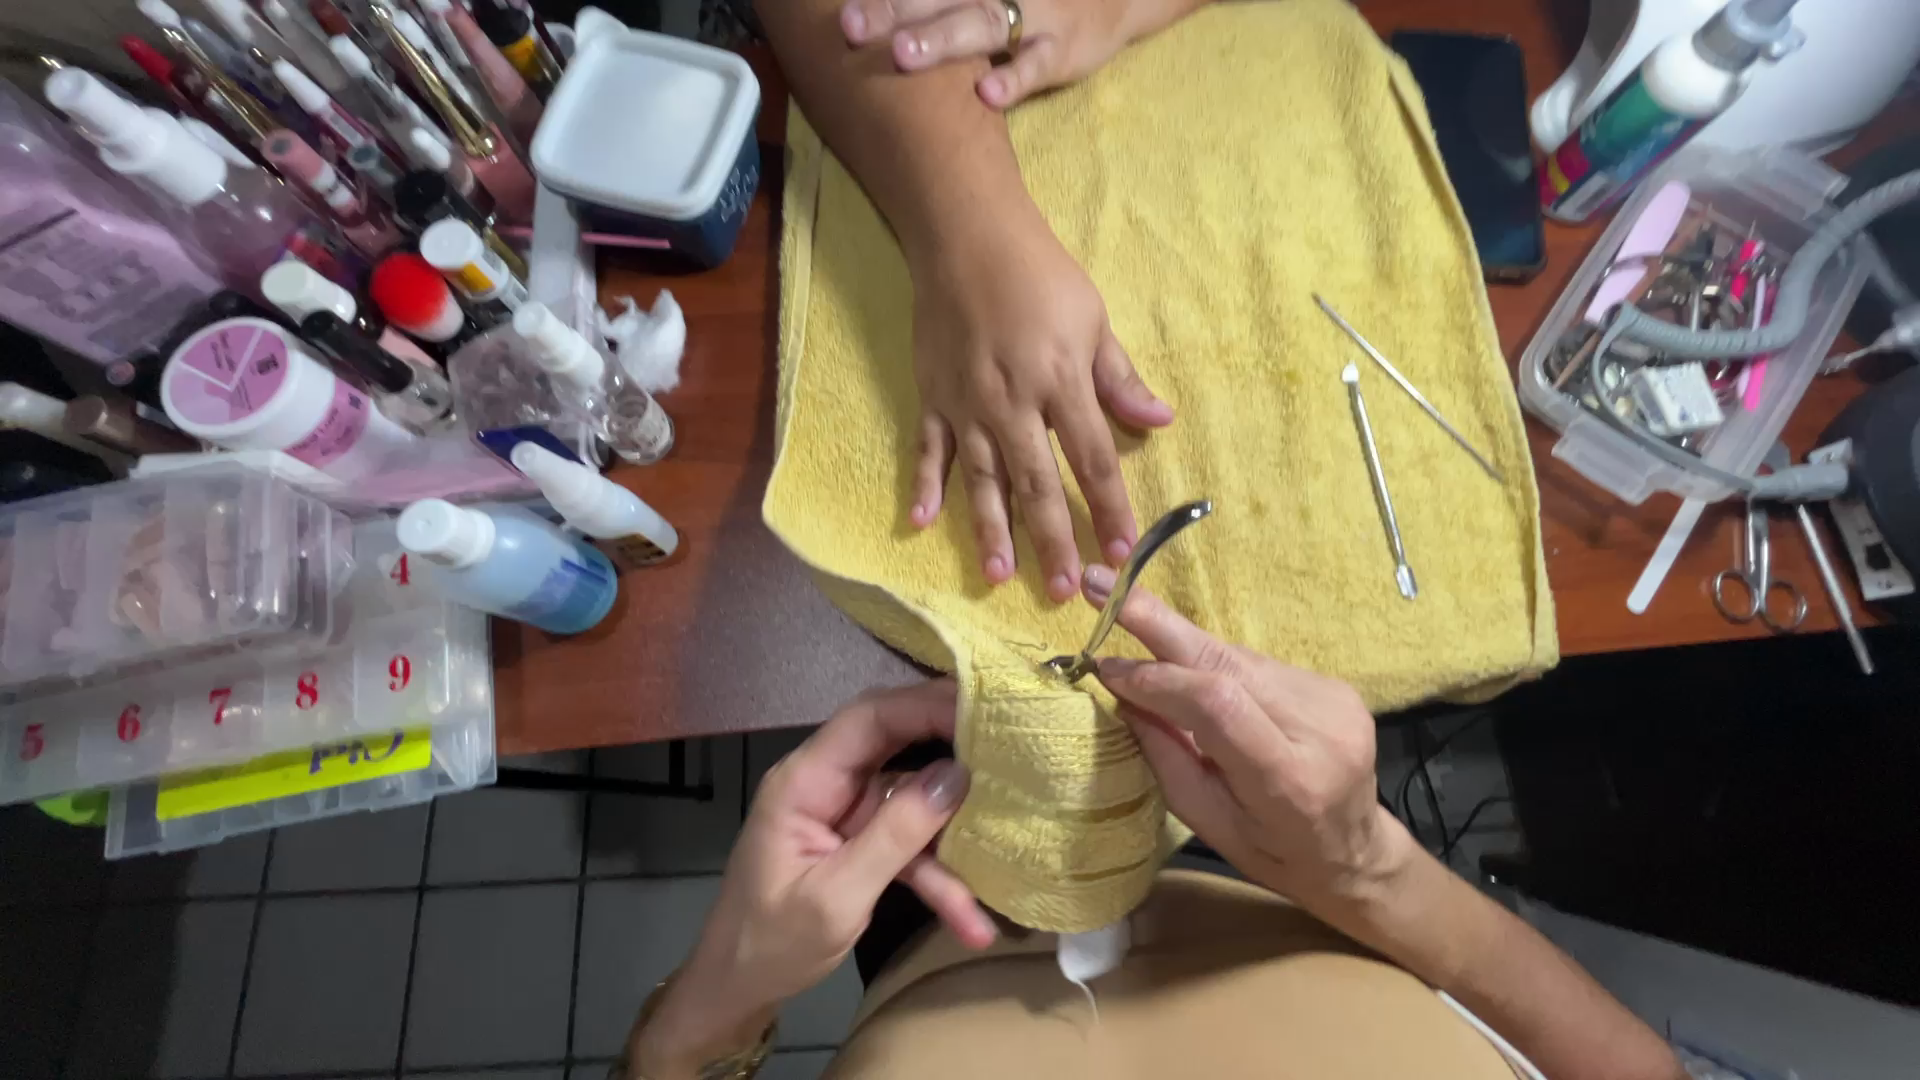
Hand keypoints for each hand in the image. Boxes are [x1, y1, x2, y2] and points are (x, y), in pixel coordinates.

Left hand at [632, 682, 995, 1077]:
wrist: (736, 991)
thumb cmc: (769, 943)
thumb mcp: (835, 898)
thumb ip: (895, 835)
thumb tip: (957, 776)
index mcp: (805, 778)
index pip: (867, 718)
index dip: (922, 705)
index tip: (979, 708)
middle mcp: (828, 781)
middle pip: (894, 738)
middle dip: (948, 736)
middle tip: (1006, 735)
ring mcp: (848, 811)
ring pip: (912, 792)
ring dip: (954, 819)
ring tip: (1008, 816)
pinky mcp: (863, 842)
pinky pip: (910, 844)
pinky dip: (940, 876)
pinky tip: (974, 920)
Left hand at [841, 0, 1206, 107]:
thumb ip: (949, 3)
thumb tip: (898, 23)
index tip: (842, 11)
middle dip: (894, 9)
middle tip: (850, 27)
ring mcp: (1031, 16)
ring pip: (980, 23)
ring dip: (940, 39)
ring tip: (902, 57)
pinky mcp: (1060, 50)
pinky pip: (1034, 67)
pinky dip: (1012, 80)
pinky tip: (986, 95)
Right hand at [908, 211, 1172, 601]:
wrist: (968, 237)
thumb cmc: (1040, 276)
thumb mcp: (1093, 320)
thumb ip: (1120, 378)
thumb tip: (1161, 420)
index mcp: (1061, 383)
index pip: (1093, 459)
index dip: (1110, 509)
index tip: (1123, 552)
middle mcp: (1014, 404)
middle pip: (1038, 485)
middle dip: (1054, 540)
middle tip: (1063, 591)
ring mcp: (967, 406)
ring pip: (983, 480)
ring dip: (992, 531)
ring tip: (1000, 577)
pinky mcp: (933, 399)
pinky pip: (928, 450)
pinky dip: (924, 485)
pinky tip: (919, 523)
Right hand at [1081, 565, 1416, 909]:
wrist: (1354, 852)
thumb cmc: (1271, 849)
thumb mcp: (1204, 818)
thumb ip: (1162, 751)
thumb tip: (1118, 687)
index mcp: (1288, 779)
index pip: (1216, 703)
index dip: (1156, 677)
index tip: (1104, 667)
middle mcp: (1319, 728)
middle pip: (1224, 661)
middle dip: (1154, 621)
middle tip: (1098, 584)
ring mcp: (1332, 699)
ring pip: (1233, 655)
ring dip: (1182, 652)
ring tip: (1149, 664)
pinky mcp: (1334, 684)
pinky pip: (1252, 661)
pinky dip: (1214, 665)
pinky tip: (1204, 684)